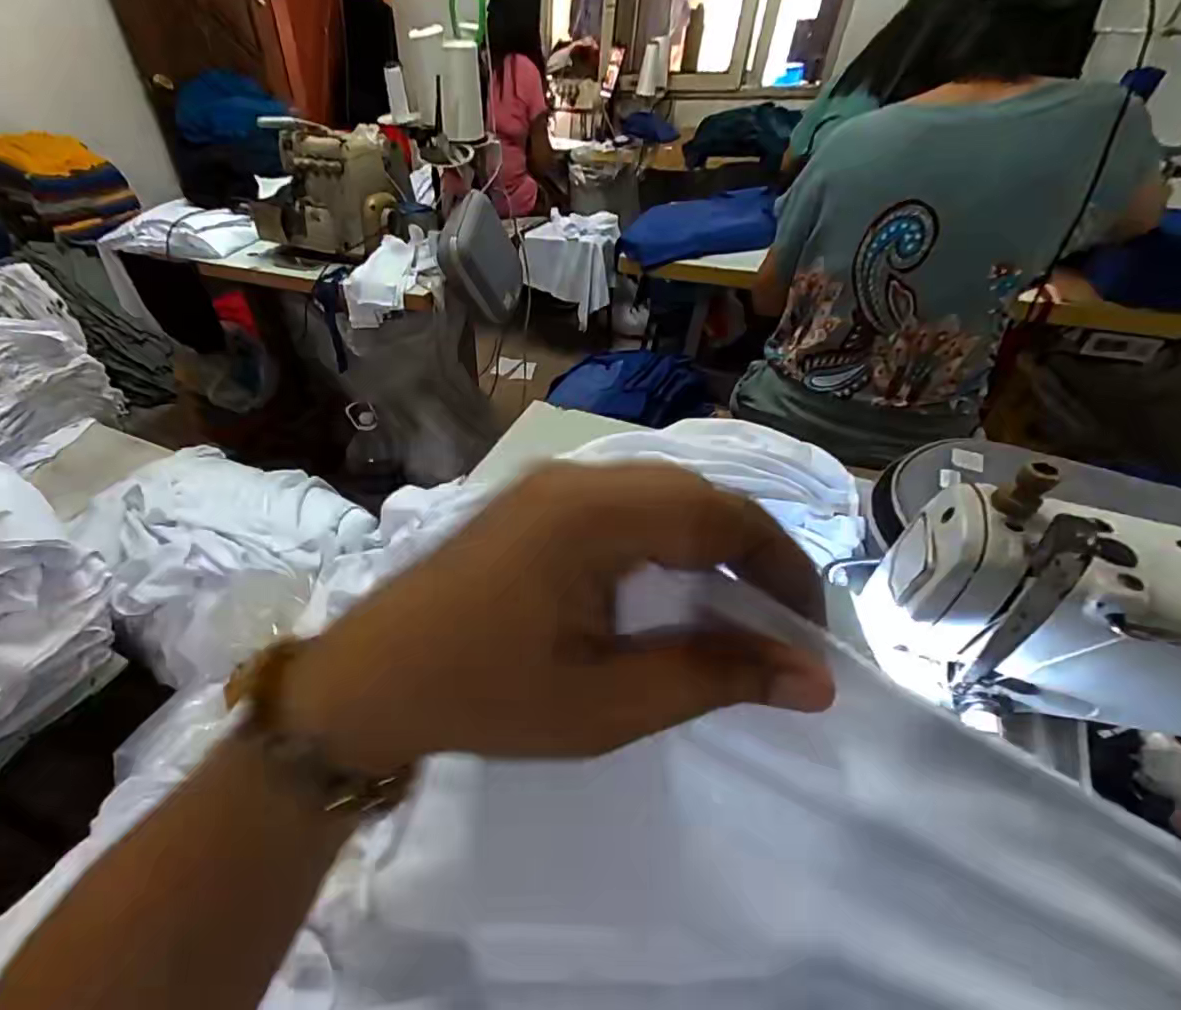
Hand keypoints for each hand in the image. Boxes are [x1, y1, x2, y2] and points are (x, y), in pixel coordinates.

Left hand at [281, 463, 836, 773]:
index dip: (782, 568)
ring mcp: (554, 478)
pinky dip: (673, 531)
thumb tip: (813, 681)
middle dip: (755, 551)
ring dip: (715, 537)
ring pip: (669, 489)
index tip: (807, 628)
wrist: (367, 682)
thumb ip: (715, 677)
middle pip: (702, 494)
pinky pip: (631, 495)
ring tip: (737, 600)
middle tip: (778, 619)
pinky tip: (674, 576)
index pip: (725, 519)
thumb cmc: (486, 699)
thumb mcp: (609, 703)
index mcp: (596, 516)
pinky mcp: (540, 494)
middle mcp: (580, 477)